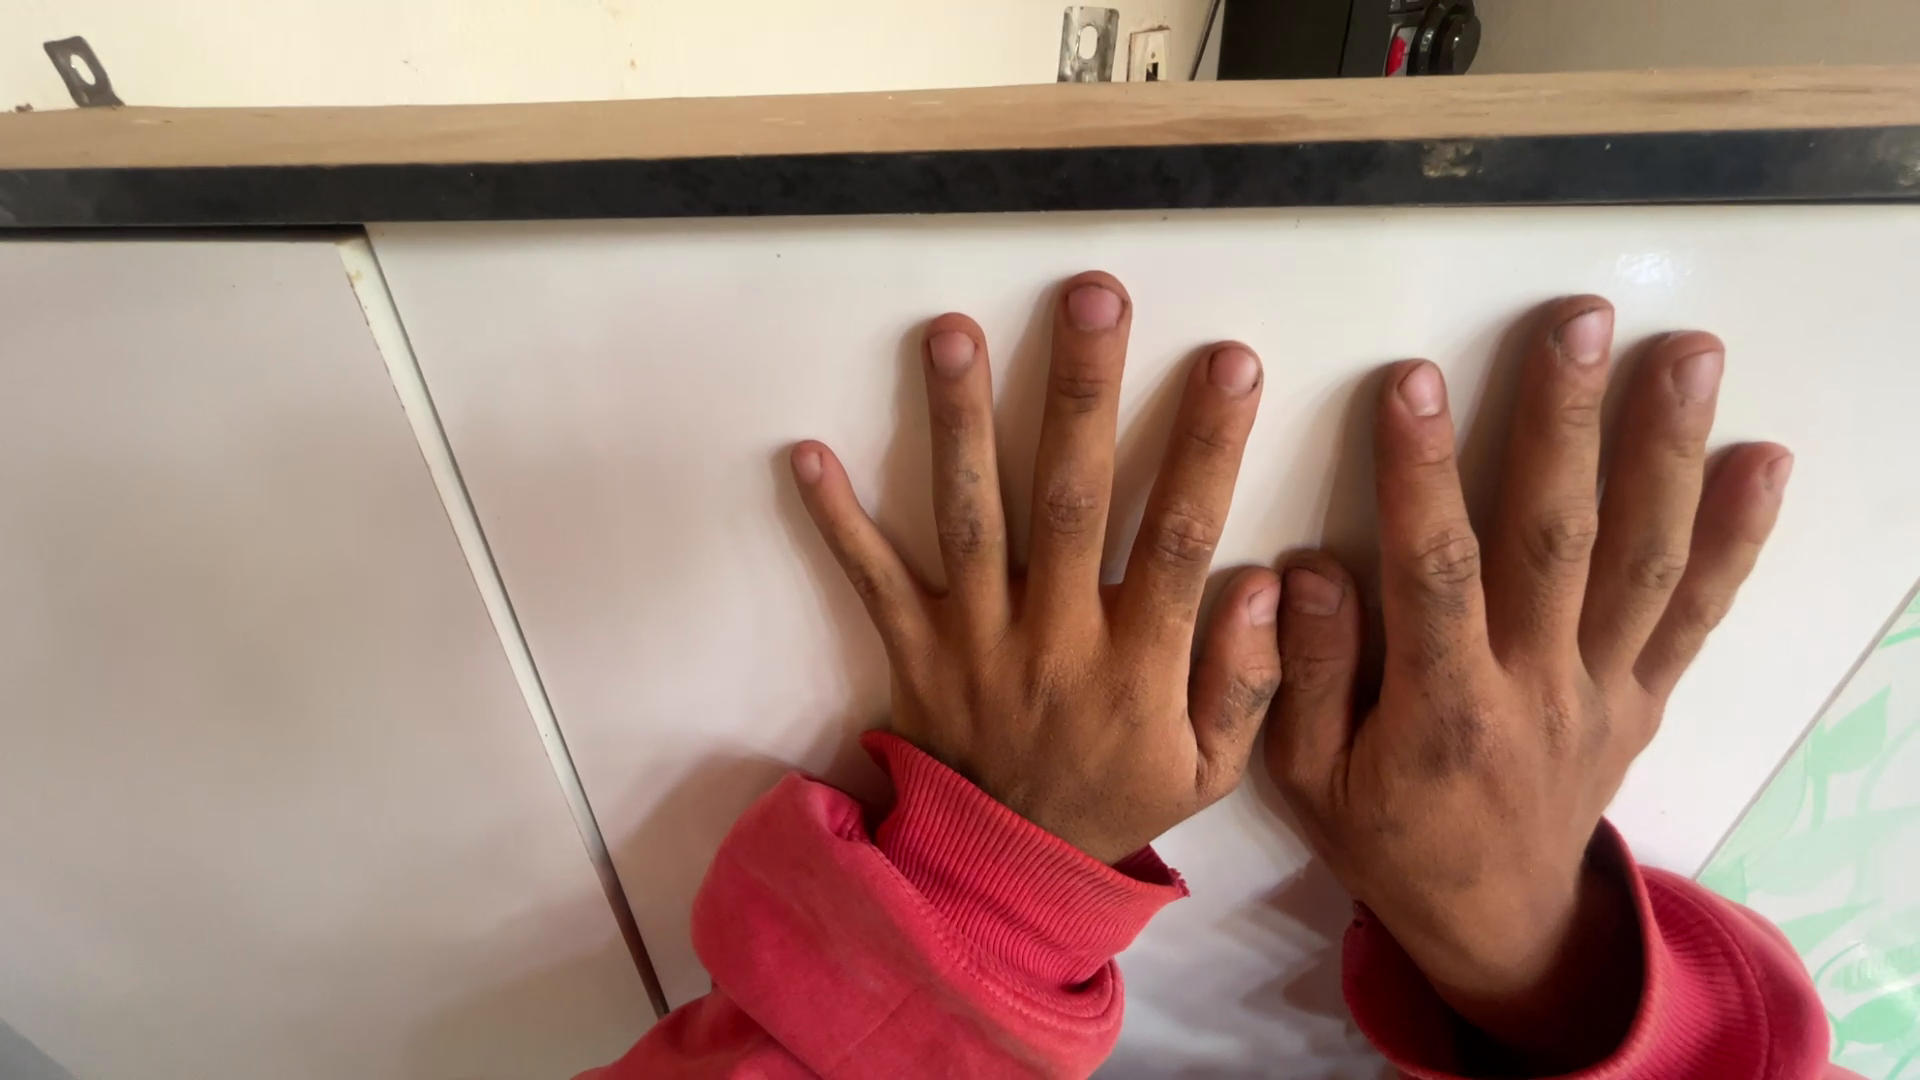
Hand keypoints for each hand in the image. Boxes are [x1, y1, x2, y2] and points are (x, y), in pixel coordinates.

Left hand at [791, 272, 1278, 864]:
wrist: (1004, 865)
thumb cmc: (1112, 801)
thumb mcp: (1209, 772)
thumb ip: (1247, 682)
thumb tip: (1270, 583)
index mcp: (1134, 666)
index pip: (1178, 539)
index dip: (1208, 449)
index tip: (1229, 363)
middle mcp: (1051, 637)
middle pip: (1070, 500)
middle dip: (1083, 393)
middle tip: (1089, 297)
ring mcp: (973, 638)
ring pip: (969, 518)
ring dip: (960, 422)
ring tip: (953, 333)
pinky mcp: (913, 649)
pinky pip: (873, 580)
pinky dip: (840, 519)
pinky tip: (810, 452)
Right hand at [1264, 299, 1792, 1070]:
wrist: (1494, 923)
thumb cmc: (1380, 838)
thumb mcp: (1302, 776)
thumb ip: (1301, 674)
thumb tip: (1306, 570)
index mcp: (1442, 706)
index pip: (1433, 571)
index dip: (1418, 474)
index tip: (1410, 382)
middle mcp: (1538, 684)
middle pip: (1557, 540)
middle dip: (1563, 423)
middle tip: (1578, 323)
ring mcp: (1603, 687)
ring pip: (1643, 560)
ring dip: (1665, 451)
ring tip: (1685, 354)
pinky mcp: (1640, 696)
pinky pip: (1696, 615)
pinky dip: (1738, 538)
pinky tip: (1763, 460)